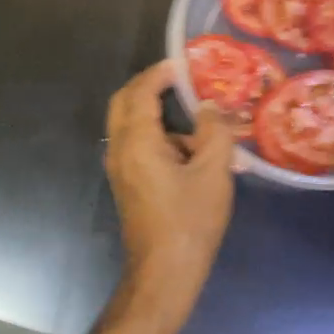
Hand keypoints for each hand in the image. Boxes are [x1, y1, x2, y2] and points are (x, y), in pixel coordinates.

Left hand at [104, 62, 235, 323]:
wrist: (164, 271)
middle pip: (126, 103)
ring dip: (164, 121)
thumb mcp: (212, 172)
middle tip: (182, 81)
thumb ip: (214, 132)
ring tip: (211, 132)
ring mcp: (120, 168)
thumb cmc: (189, 220)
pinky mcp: (127, 184)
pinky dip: (164, 142)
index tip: (184, 63)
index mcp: (136, 141)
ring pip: (134, 128)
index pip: (140, 92)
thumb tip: (210, 107)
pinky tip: (202, 159)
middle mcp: (119, 149)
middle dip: (150, 88)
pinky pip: (140, 149)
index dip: (159, 73)